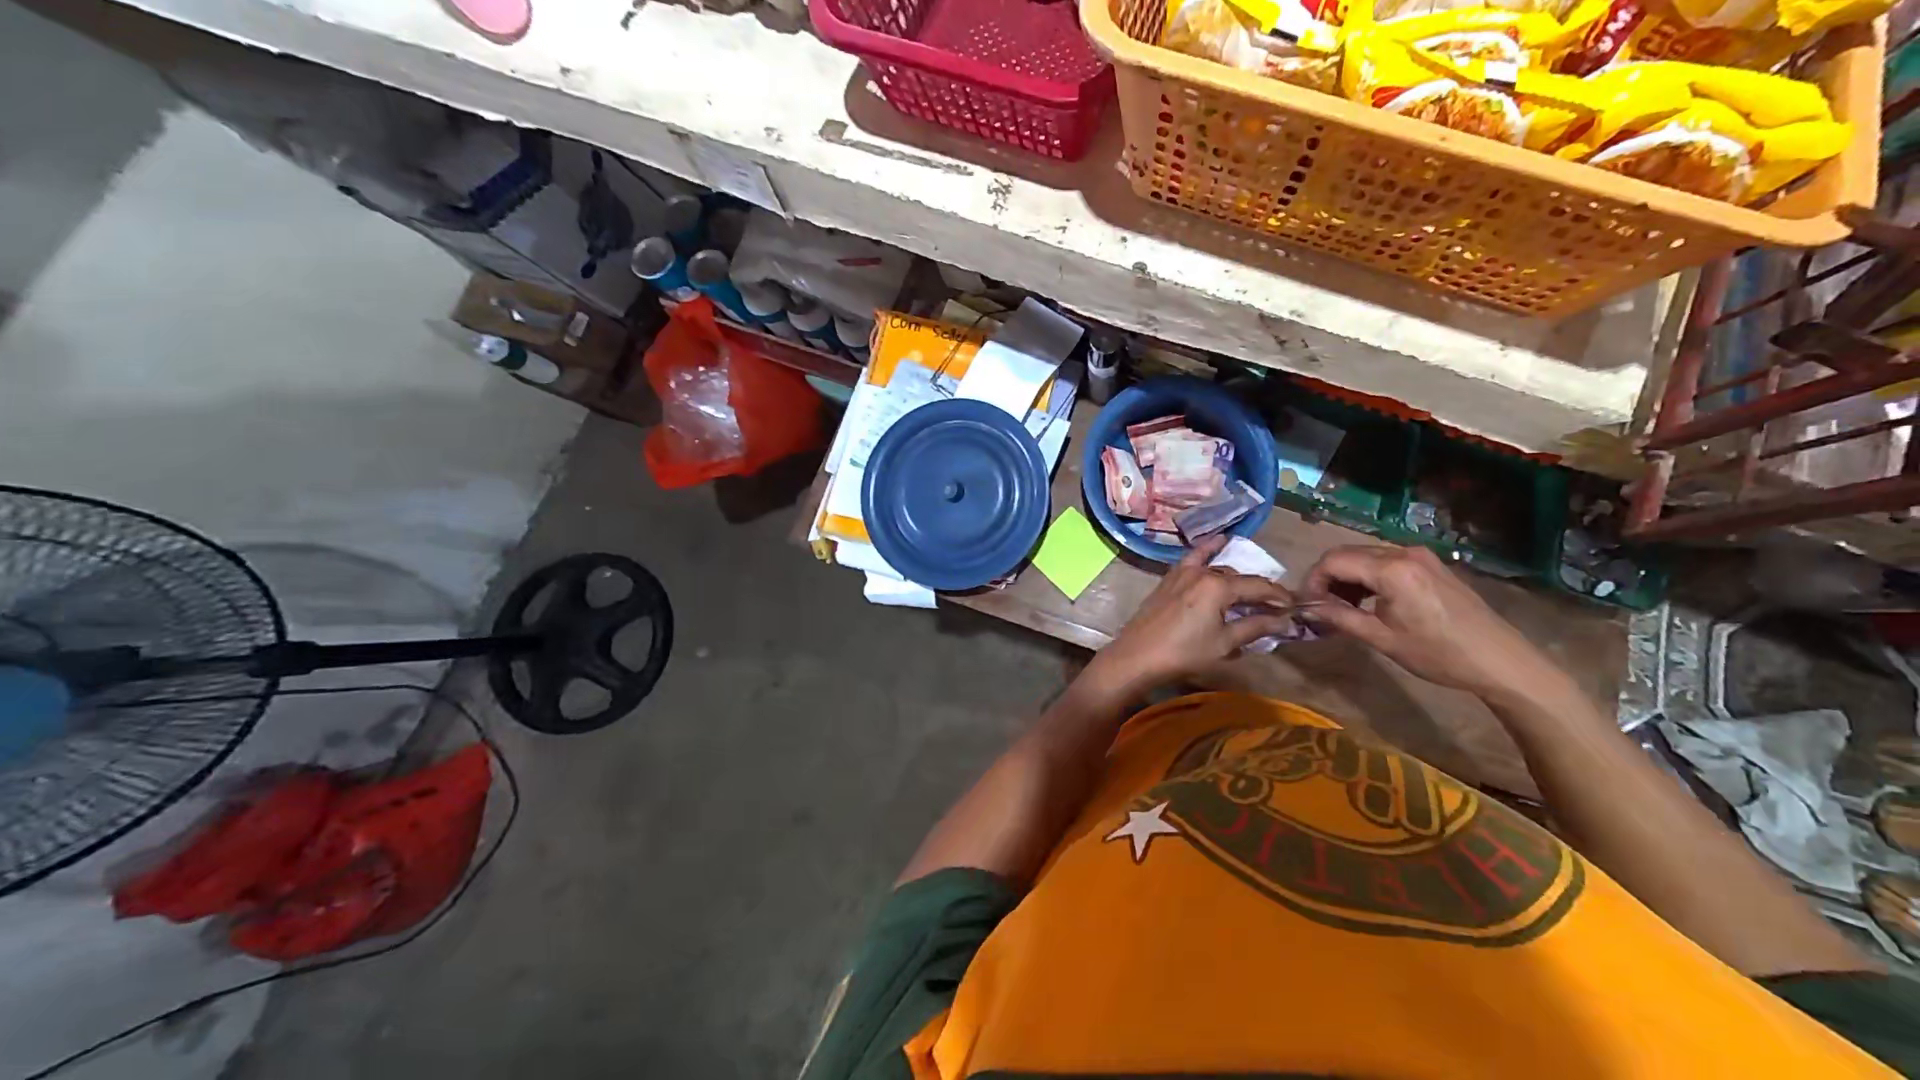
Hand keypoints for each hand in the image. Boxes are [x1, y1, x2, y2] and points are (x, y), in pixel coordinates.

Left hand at [1085, 535, 1297, 698]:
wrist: (1137, 656)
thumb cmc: (1183, 653)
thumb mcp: (1224, 643)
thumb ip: (1255, 627)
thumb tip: (1284, 621)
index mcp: (1219, 586)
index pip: (1259, 587)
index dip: (1279, 597)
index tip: (1293, 608)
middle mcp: (1202, 572)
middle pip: (1239, 578)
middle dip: (1258, 591)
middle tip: (1273, 608)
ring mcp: (1182, 572)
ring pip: (1218, 570)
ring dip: (1236, 579)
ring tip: (1249, 594)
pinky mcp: (1169, 578)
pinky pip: (1193, 558)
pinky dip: (1208, 549)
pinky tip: (1219, 541)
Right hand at [1300, 544, 1564, 703]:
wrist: (1500, 661)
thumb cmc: (1438, 653)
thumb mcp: (1382, 638)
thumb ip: (1340, 617)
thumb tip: (1307, 609)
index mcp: (1391, 569)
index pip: (1333, 561)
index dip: (1312, 581)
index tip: (1306, 605)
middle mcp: (1403, 553)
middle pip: (1347, 554)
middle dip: (1326, 578)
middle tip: (1319, 608)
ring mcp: (1419, 556)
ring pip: (1365, 556)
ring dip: (1346, 578)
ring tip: (1341, 608)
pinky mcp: (1430, 565)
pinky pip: (1385, 561)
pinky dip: (1367, 577)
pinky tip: (1368, 601)